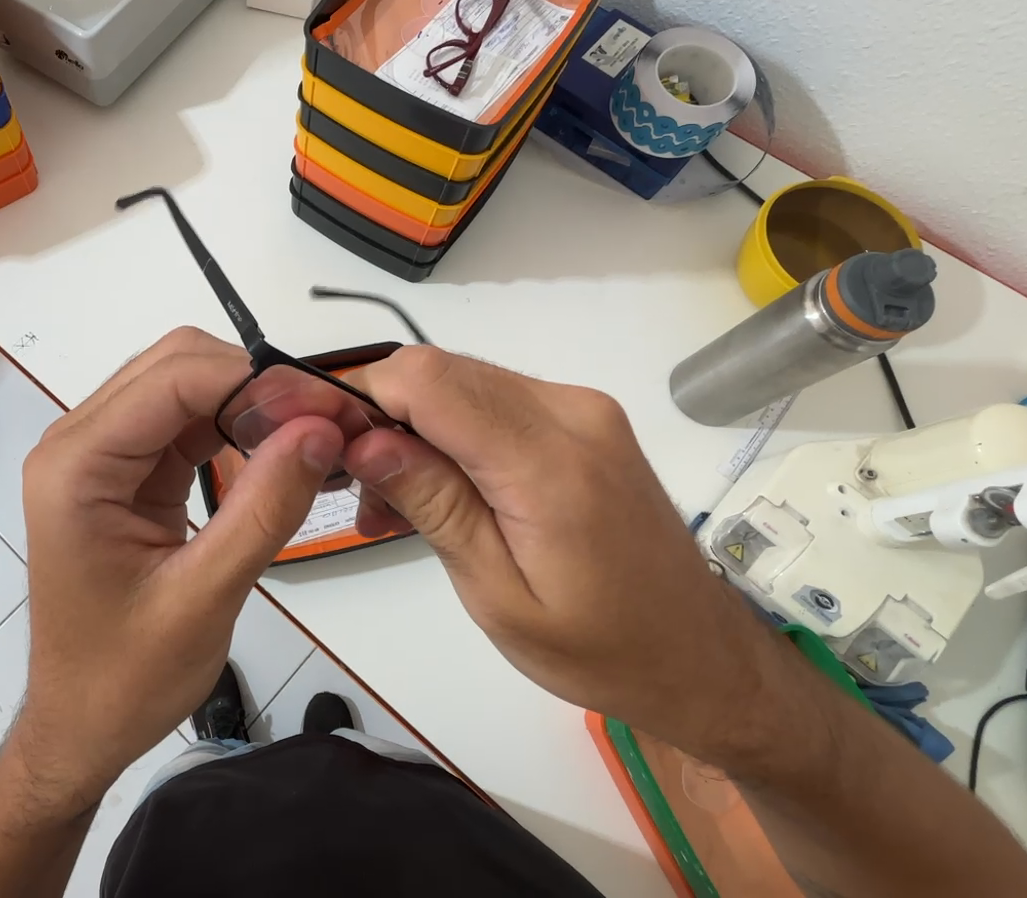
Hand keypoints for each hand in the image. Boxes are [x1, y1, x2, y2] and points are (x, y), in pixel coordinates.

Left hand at [11, 327, 344, 813]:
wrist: (80, 724)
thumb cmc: (125, 678)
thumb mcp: (203, 598)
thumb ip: (263, 508)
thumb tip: (322, 429)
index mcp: (76, 466)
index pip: (171, 379)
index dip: (254, 380)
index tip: (326, 407)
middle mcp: (78, 443)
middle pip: (174, 367)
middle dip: (253, 382)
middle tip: (324, 423)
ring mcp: (99, 454)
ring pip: (182, 386)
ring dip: (247, 400)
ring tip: (311, 434)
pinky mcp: (123, 472)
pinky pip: (182, 423)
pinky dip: (232, 426)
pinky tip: (275, 450)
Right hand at [340, 346, 790, 757]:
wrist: (699, 656)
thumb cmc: (598, 649)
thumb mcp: (497, 594)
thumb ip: (433, 505)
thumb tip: (363, 442)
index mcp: (550, 461)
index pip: (431, 381)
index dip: (364, 397)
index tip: (326, 444)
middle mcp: (570, 410)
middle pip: (439, 371)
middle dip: (380, 416)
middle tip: (353, 487)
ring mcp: (580, 408)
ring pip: (459, 381)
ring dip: (410, 429)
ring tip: (388, 504)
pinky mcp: (580, 419)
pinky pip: (491, 402)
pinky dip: (447, 434)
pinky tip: (432, 488)